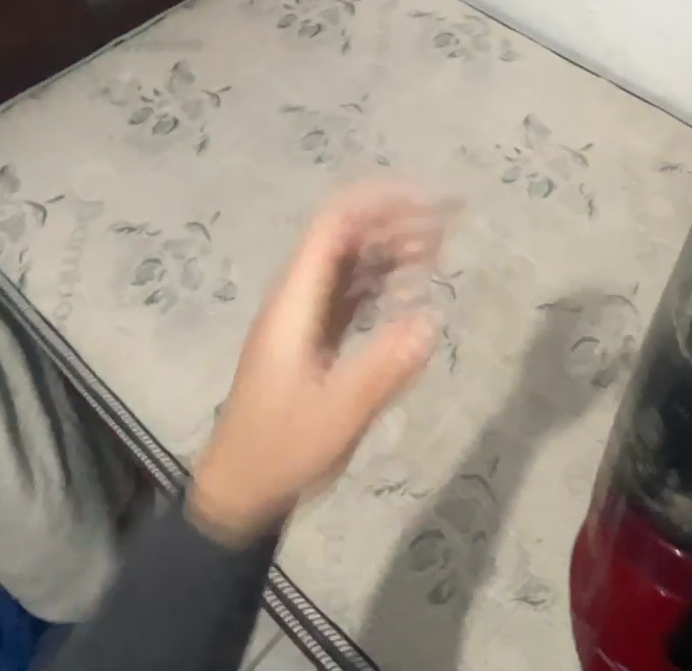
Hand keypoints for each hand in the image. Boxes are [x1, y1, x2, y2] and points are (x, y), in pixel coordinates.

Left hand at [188, 183, 450, 541]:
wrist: (240, 491)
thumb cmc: (281, 450)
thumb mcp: (336, 415)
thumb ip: (383, 369)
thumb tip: (431, 321)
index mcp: (295, 302)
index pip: (336, 226)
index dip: (381, 202)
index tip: (430, 199)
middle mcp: (299, 297)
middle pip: (348, 235)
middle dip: (398, 218)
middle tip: (451, 220)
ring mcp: (306, 315)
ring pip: (353, 259)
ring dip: (394, 244)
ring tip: (442, 244)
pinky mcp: (316, 334)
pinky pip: (354, 289)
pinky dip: (386, 277)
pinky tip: (417, 284)